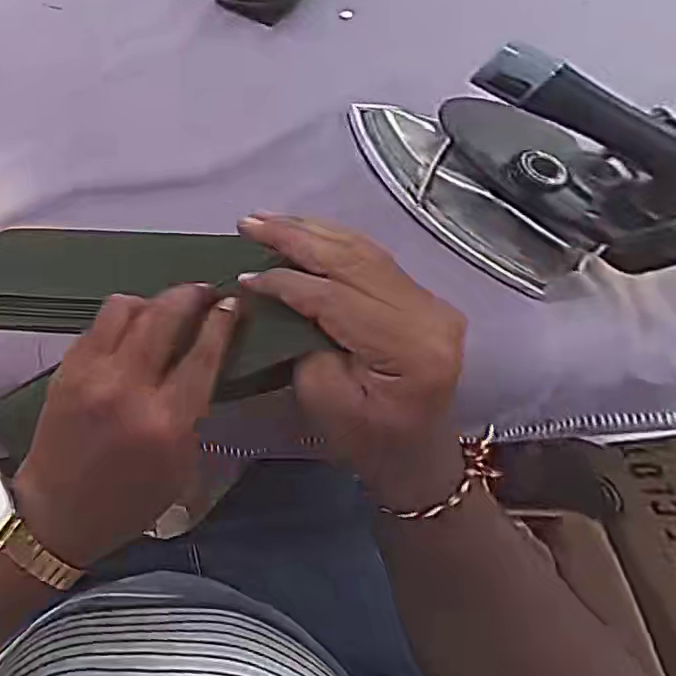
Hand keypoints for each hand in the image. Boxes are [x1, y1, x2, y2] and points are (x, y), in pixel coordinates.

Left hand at [12, 284, 237, 565]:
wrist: (57, 511)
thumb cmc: (128, 501)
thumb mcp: (181, 466)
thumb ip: (195, 411)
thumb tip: (206, 358)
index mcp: (166, 422)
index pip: (202, 354)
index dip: (222, 322)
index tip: (232, 304)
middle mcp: (128, 388)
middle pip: (165, 315)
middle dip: (192, 295)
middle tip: (205, 292)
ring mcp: (92, 373)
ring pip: (126, 307)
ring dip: (152, 301)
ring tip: (165, 310)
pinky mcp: (67, 367)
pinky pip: (98, 324)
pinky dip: (122, 318)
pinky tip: (132, 330)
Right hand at [238, 214, 467, 506]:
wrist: (417, 455)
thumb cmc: (368, 440)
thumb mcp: (323, 399)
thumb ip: (302, 342)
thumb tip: (279, 296)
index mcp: (408, 348)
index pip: (335, 298)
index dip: (285, 282)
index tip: (244, 275)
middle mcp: (428, 314)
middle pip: (352, 261)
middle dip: (294, 237)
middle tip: (248, 223)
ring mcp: (430, 302)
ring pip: (363, 250)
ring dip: (310, 230)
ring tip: (266, 219)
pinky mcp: (421, 297)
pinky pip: (372, 257)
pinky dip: (333, 239)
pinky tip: (304, 229)